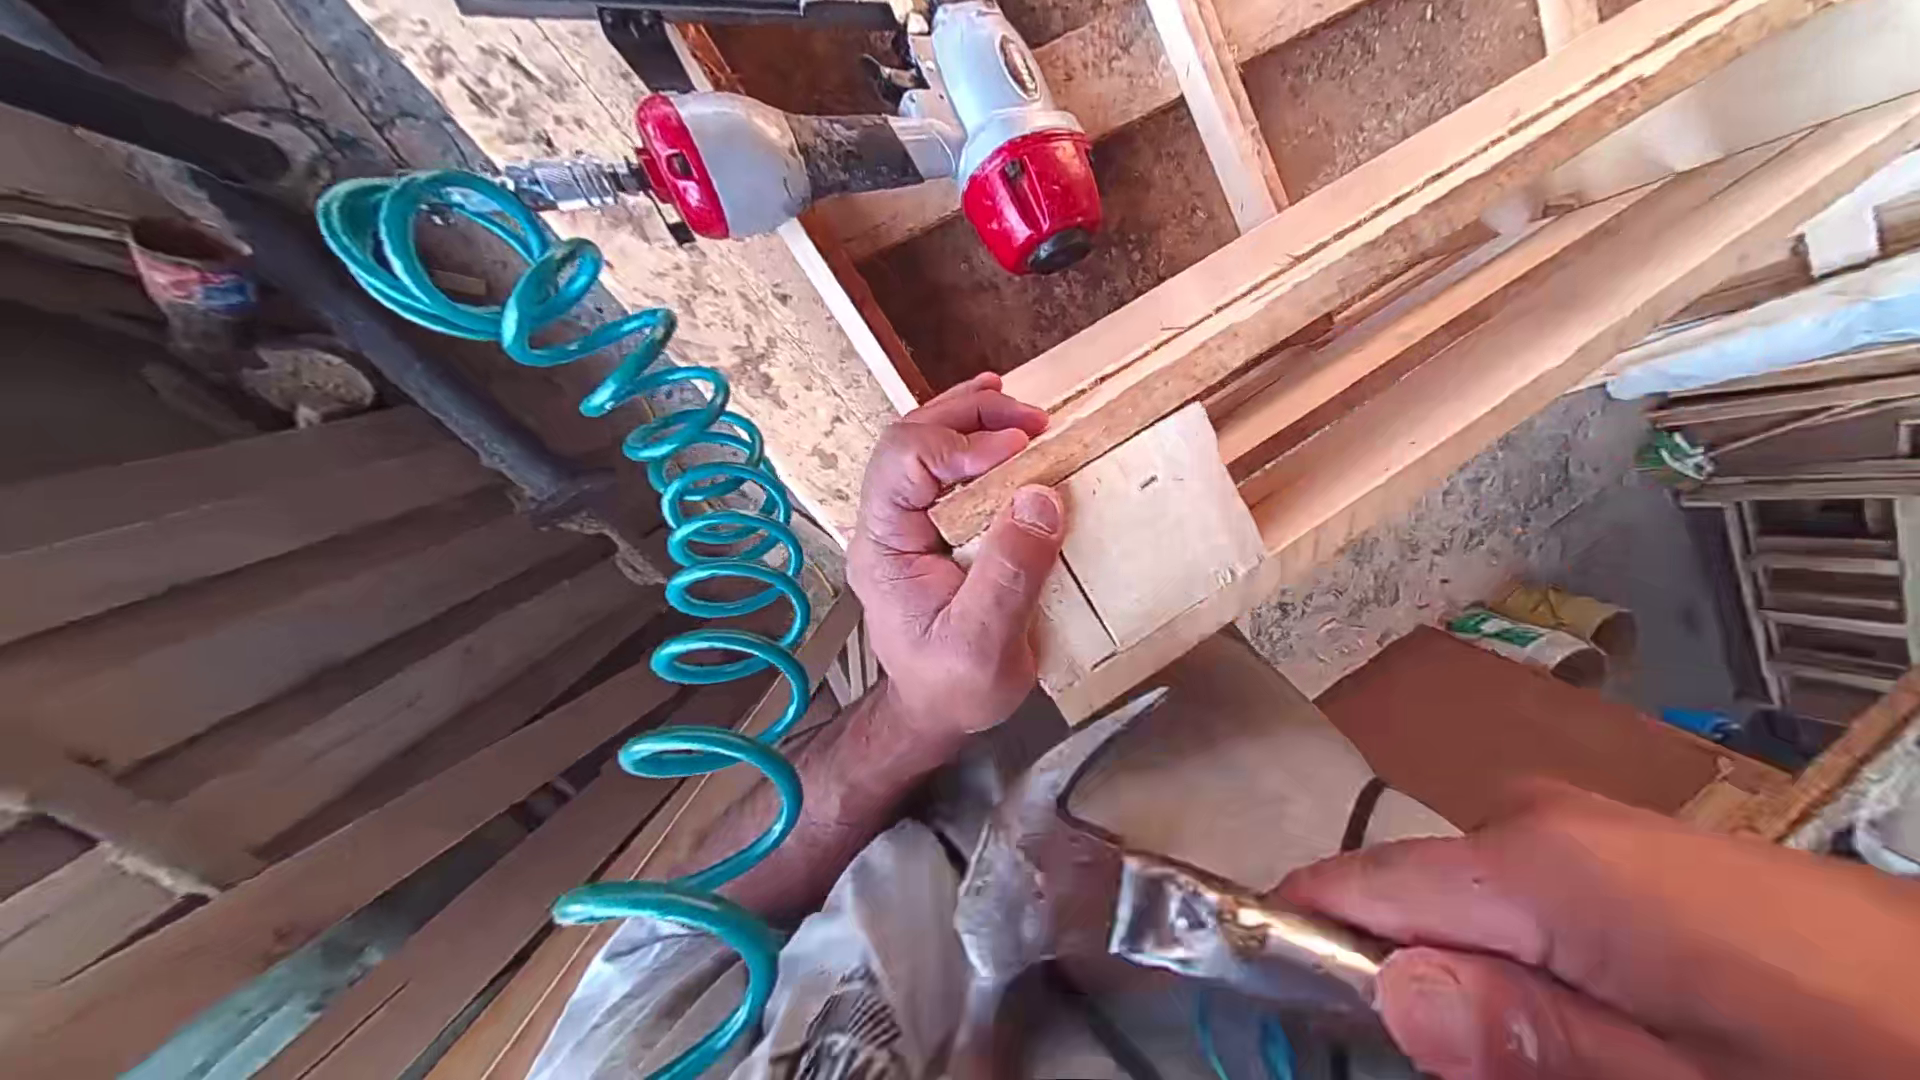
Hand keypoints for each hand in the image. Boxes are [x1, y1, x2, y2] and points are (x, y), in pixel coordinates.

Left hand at [848, 373, 1064, 739]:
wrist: (939, 707)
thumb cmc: (952, 688)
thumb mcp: (983, 645)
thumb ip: (1009, 574)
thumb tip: (1041, 497)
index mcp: (884, 547)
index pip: (901, 463)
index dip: (958, 442)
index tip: (1018, 450)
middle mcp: (889, 524)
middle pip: (912, 439)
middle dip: (970, 415)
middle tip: (1032, 419)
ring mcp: (910, 523)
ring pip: (928, 443)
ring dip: (974, 417)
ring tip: (1022, 410)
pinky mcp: (937, 527)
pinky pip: (950, 468)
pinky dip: (979, 438)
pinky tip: (1006, 430)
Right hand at [1278, 783, 1919, 1079]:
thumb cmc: (1862, 1067)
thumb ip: (1537, 1039)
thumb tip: (1392, 992)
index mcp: (1535, 861)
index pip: (1358, 880)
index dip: (1308, 929)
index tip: (1290, 996)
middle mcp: (1530, 812)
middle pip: (1408, 892)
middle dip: (1417, 973)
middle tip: (1491, 1067)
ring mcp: (1572, 816)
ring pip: (1459, 893)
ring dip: (1473, 966)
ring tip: (1567, 1047)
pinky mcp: (1605, 835)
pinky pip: (1512, 885)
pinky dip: (1519, 945)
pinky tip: (1598, 1004)